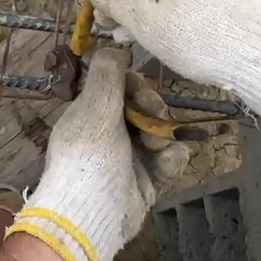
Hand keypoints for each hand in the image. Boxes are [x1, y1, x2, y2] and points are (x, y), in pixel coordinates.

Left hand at [6, 48, 154, 260]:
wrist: (92, 214)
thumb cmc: (89, 154)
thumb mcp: (94, 107)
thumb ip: (107, 74)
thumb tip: (113, 47)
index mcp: (90, 113)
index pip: (120, 88)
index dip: (135, 86)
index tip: (142, 91)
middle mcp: (109, 132)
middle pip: (144, 108)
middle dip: (154, 109)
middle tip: (155, 115)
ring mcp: (129, 158)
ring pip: (160, 133)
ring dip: (164, 135)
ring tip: (157, 147)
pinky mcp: (147, 181)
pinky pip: (168, 160)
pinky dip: (171, 159)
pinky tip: (168, 161)